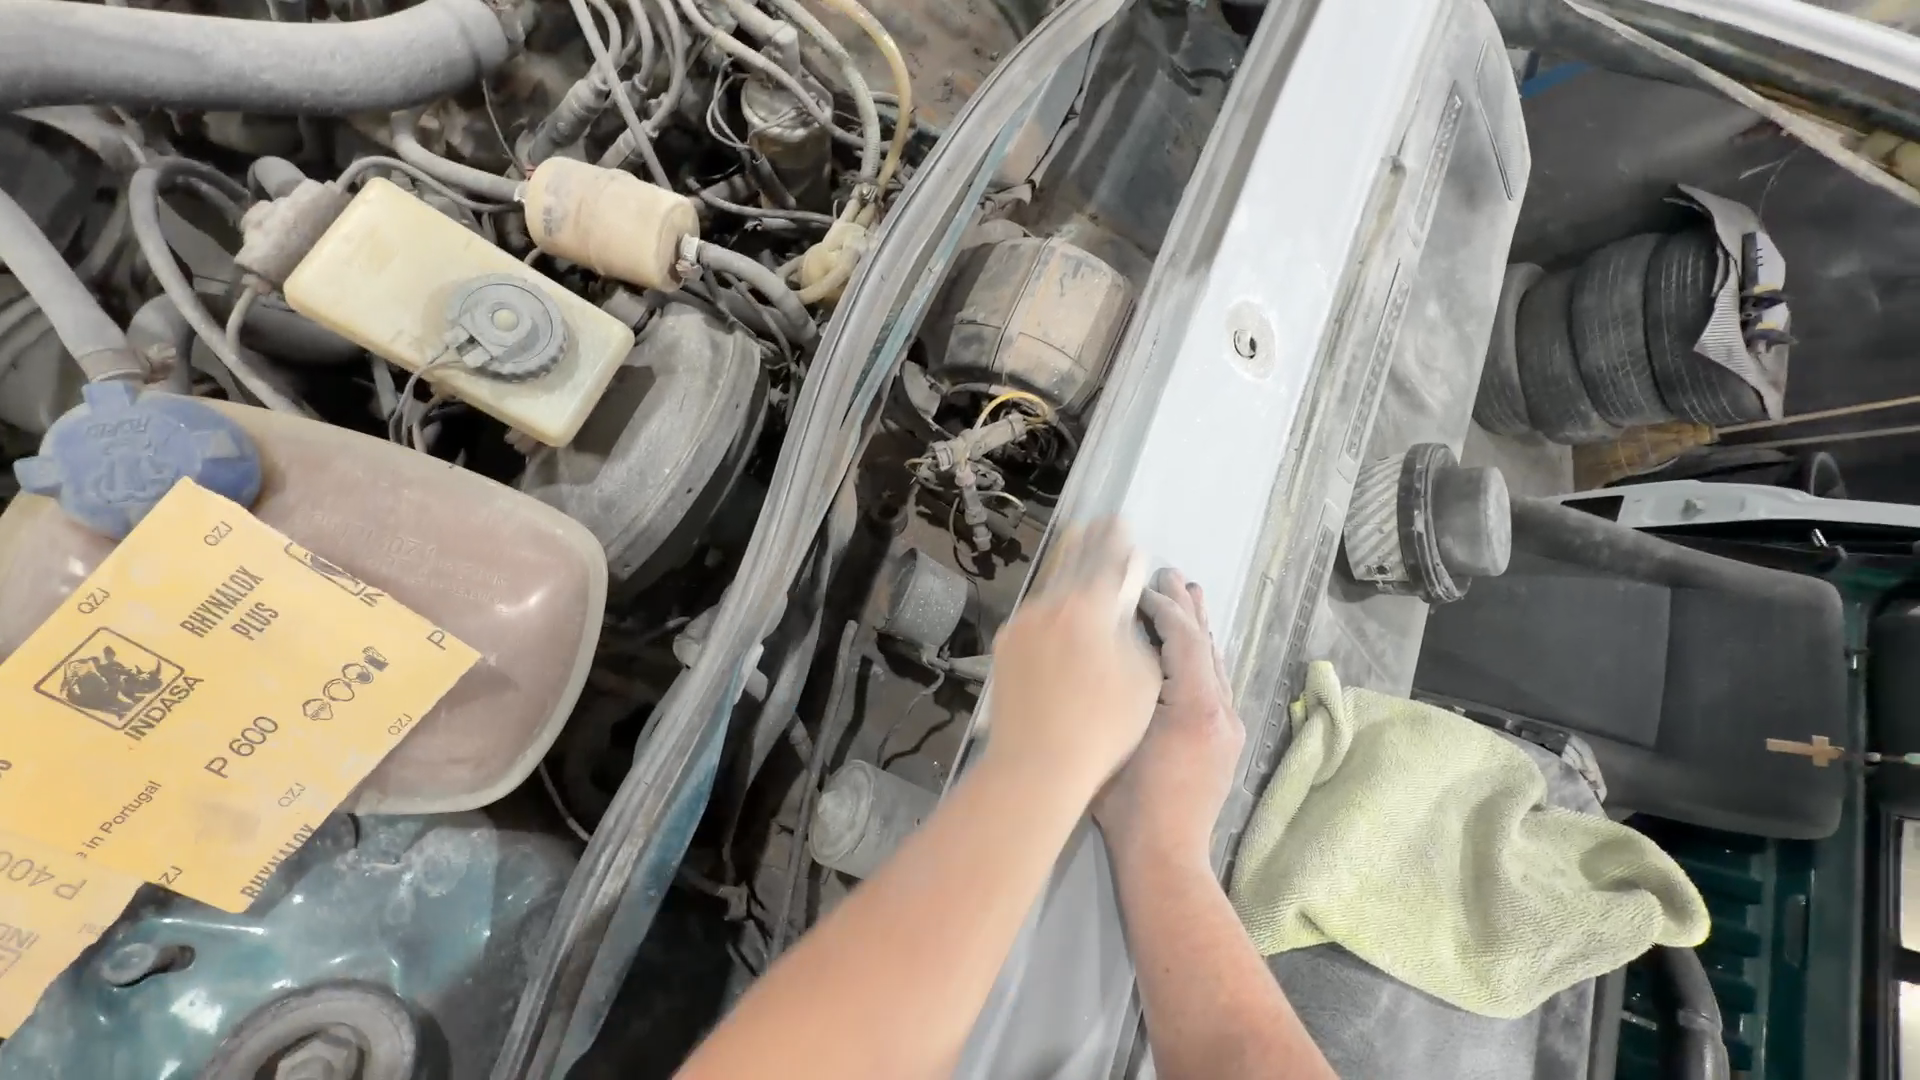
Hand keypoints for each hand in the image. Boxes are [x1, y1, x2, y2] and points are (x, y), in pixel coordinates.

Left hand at [983, 520, 1161, 798]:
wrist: (1036, 763)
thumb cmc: (1103, 726)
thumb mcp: (1142, 676)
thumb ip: (1136, 629)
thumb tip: (1129, 599)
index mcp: (1088, 607)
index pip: (1107, 559)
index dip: (1117, 540)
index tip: (1121, 523)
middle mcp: (1050, 604)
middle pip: (1072, 561)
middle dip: (1088, 541)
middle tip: (1096, 524)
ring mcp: (1022, 623)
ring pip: (1050, 586)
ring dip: (1066, 571)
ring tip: (1077, 554)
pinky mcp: (1005, 645)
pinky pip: (1034, 612)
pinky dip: (1050, 603)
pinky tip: (1056, 608)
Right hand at [1094, 568, 1244, 869]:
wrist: (1165, 856)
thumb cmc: (1128, 800)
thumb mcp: (1119, 737)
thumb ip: (1126, 691)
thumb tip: (1118, 651)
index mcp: (1196, 705)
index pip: (1185, 639)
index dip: (1163, 608)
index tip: (1140, 589)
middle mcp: (1222, 710)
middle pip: (1205, 644)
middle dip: (1186, 608)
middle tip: (1173, 574)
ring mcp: (1228, 726)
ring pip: (1215, 663)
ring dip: (1198, 629)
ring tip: (1191, 595)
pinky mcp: (1225, 741)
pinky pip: (1217, 685)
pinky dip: (1201, 657)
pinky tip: (1194, 649)